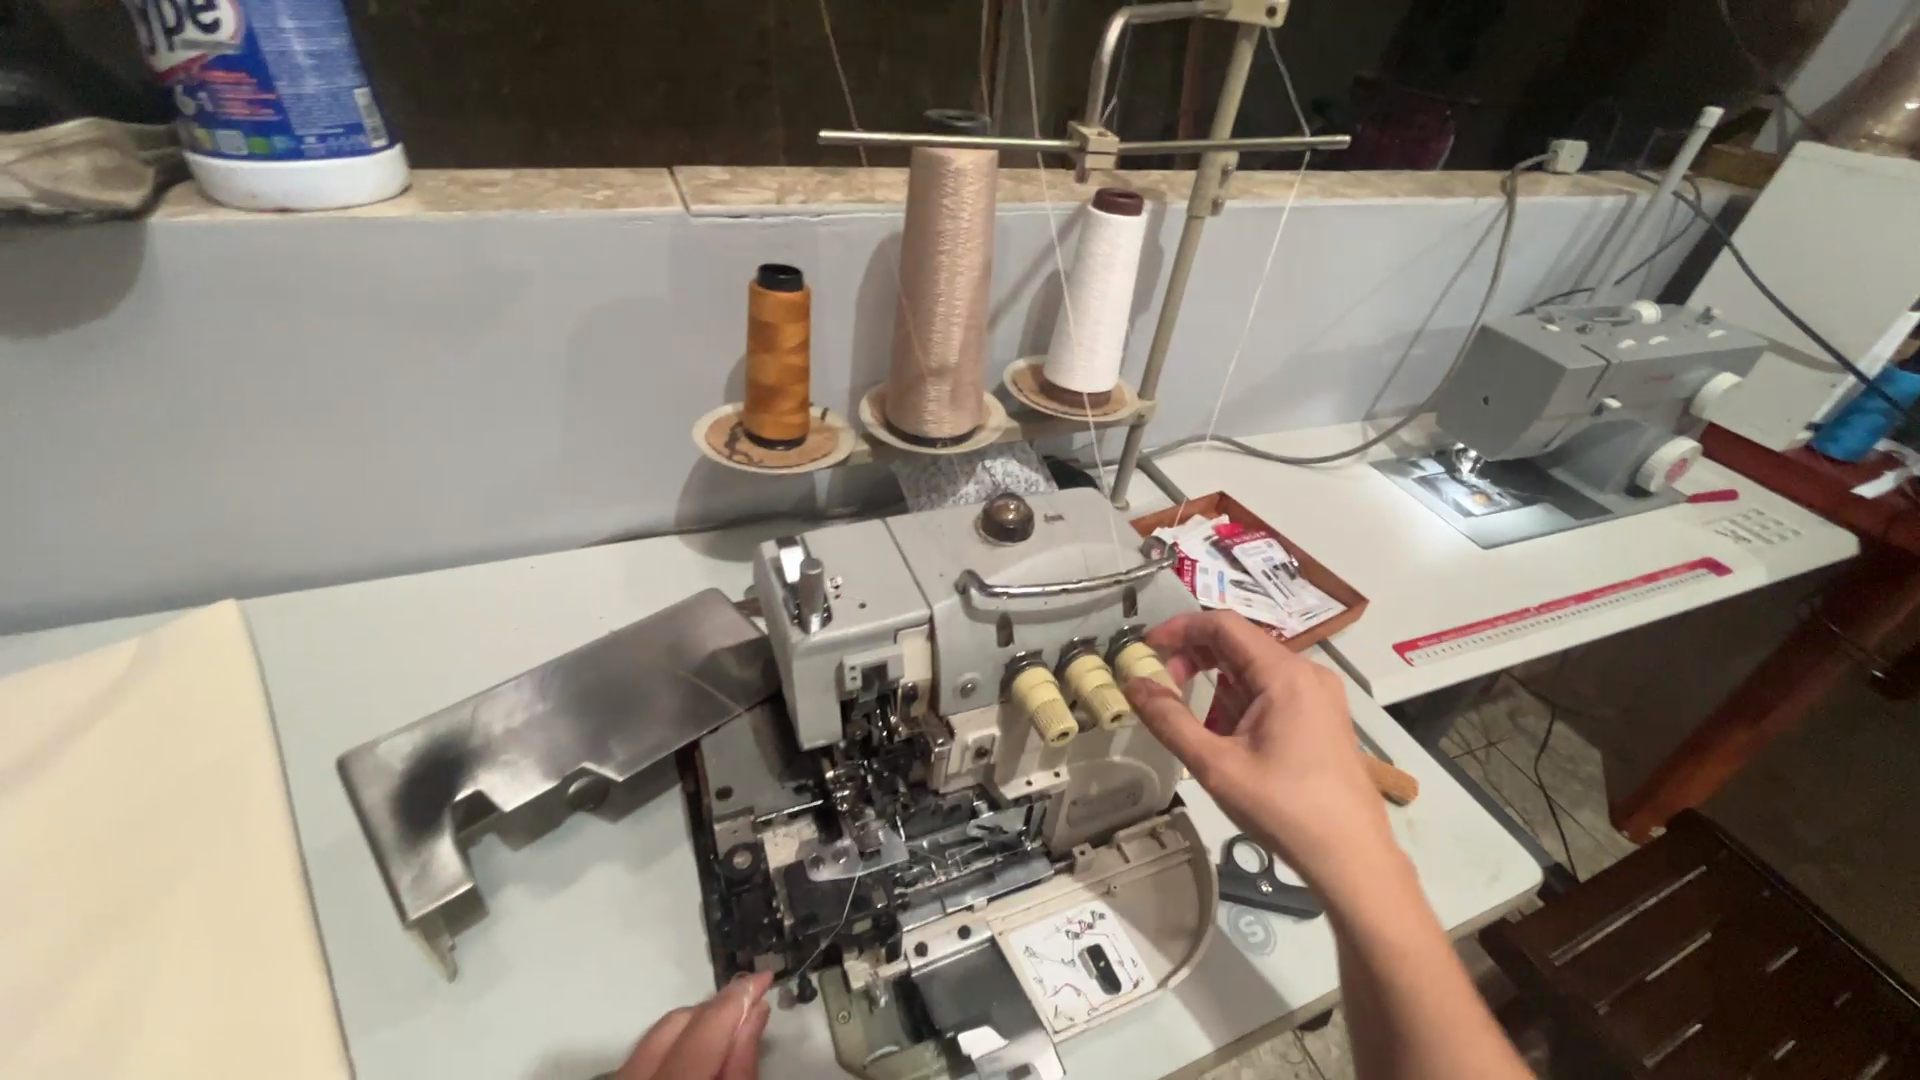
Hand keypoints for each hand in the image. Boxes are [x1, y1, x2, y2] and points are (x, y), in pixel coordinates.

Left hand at [616, 972, 772, 1079]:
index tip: (765, 977)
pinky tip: (694, 1055)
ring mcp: (618, 1078)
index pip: (705, 1029)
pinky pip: (642, 1051)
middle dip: (715, 1011)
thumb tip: (755, 1010)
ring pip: (657, 1032)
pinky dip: (672, 1044)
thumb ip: (741, 1066)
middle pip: (675, 1023)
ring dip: (694, 1026)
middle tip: (749, 1011)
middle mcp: (632, 1076)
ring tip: (725, 1036)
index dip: (738, 999)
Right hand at [1123, 611, 1393, 893]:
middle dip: (1194, 659)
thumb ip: (1168, 720)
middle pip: (1238, 643)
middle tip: (1164, 689)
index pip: (1223, 625)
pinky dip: (1239, 702)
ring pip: (1253, 669)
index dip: (1179, 629)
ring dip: (1216, 685)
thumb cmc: (1284, 809)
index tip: (1146, 650)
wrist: (1354, 859)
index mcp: (1284, 674)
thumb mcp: (1215, 766)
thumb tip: (1133, 683)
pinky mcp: (1323, 717)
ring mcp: (1319, 695)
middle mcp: (1306, 673)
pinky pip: (1271, 690)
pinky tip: (1228, 739)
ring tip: (1196, 727)